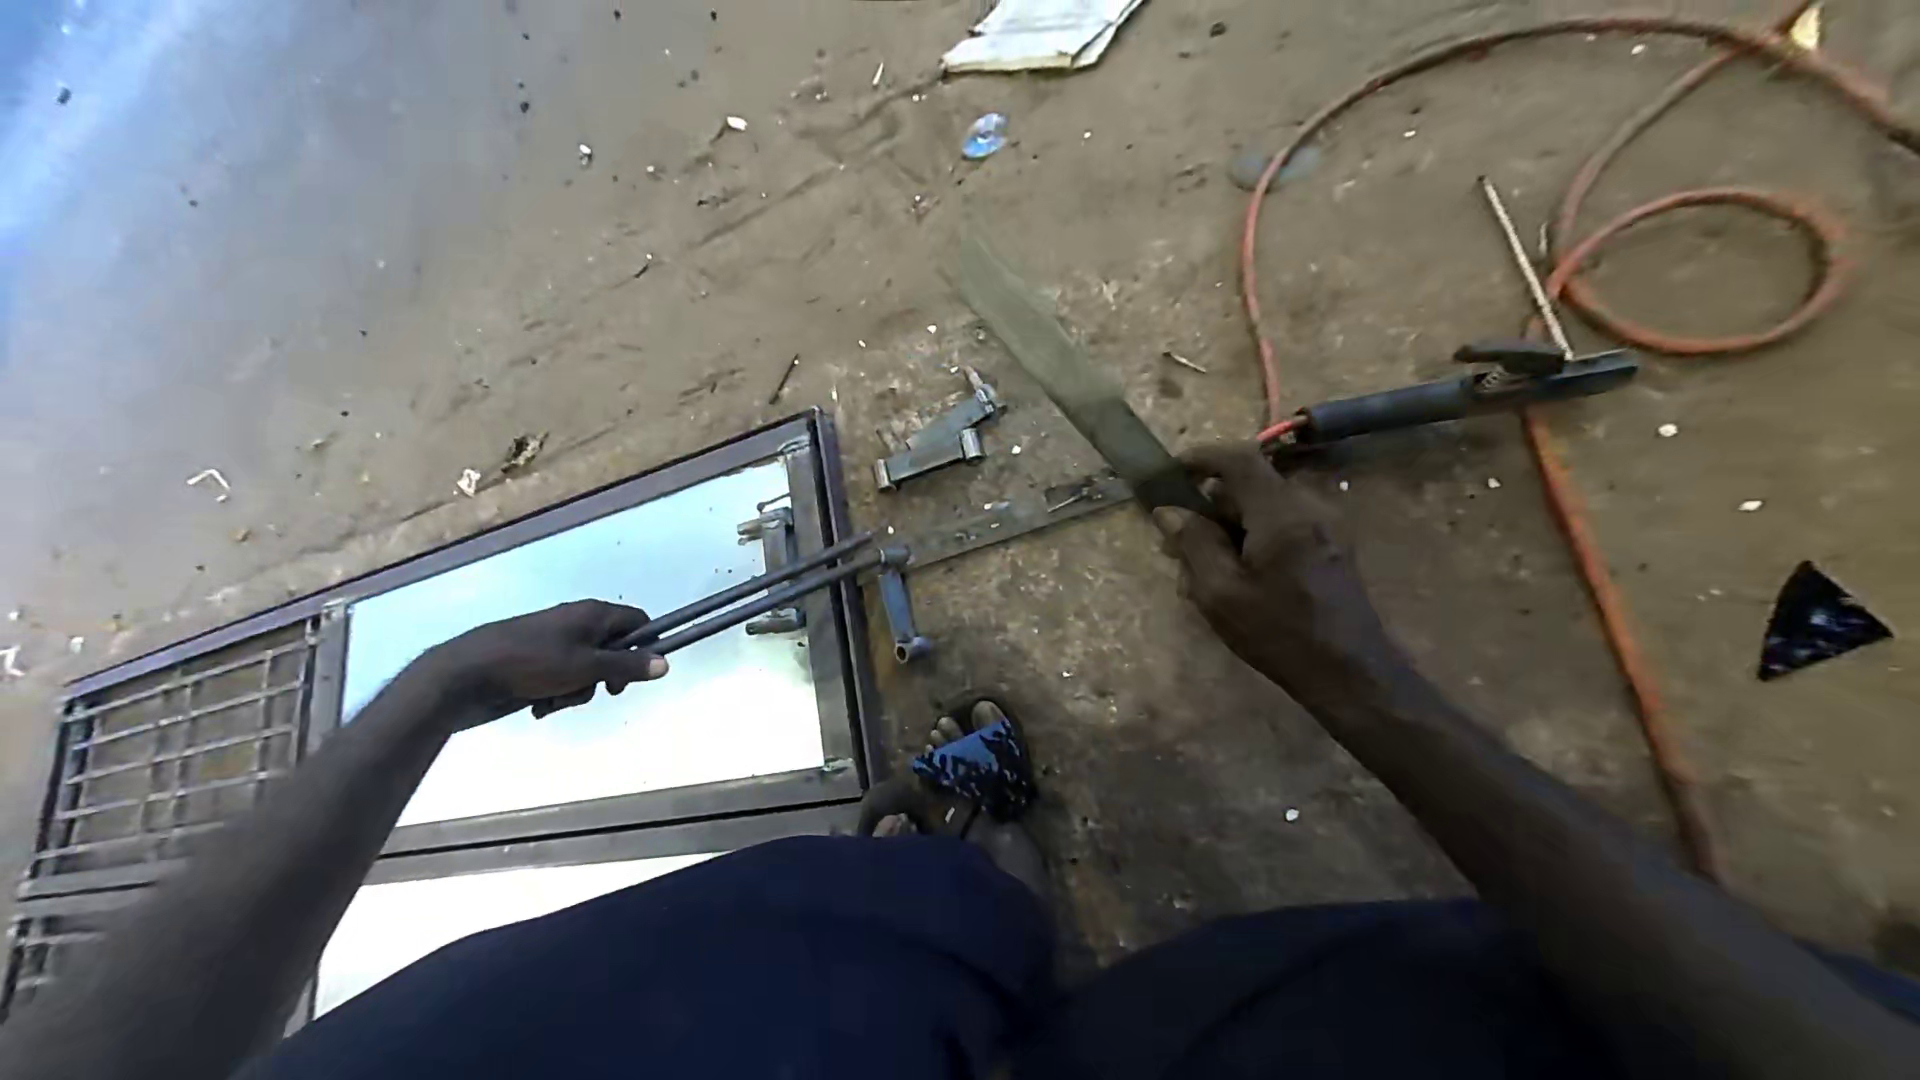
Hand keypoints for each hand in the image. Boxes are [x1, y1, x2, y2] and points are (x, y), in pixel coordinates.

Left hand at [411, 600, 669, 728]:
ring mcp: (553, 639)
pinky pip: (561, 674)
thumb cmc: (532, 664)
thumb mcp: (587, 668)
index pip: (638, 621)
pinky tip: (539, 703)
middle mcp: (576, 621)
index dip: (644, 646)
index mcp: (593, 614)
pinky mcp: (532, 658)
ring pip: (586, 666)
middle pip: (613, 647)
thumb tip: (666, 663)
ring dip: (579, 688)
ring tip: (556, 700)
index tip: (636, 673)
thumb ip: (628, 666)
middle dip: (607, 675)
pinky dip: (557, 690)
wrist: (463, 673)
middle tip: (600, 691)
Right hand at [1152, 446, 1403, 708]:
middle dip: (1208, 508)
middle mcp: (1309, 507)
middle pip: (1248, 486)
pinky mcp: (1331, 545)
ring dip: (1228, 529)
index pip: (1238, 459)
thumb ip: (1193, 543)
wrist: (1350, 673)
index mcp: (1281, 513)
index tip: (1171, 473)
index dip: (1200, 458)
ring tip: (1202, 572)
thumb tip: (1169, 511)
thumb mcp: (1220, 592)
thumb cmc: (1278, 632)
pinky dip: (1251, 540)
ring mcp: (1325, 525)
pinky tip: (1235, 579)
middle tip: (1177, 544)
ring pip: (1262, 508)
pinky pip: (1281, 525)